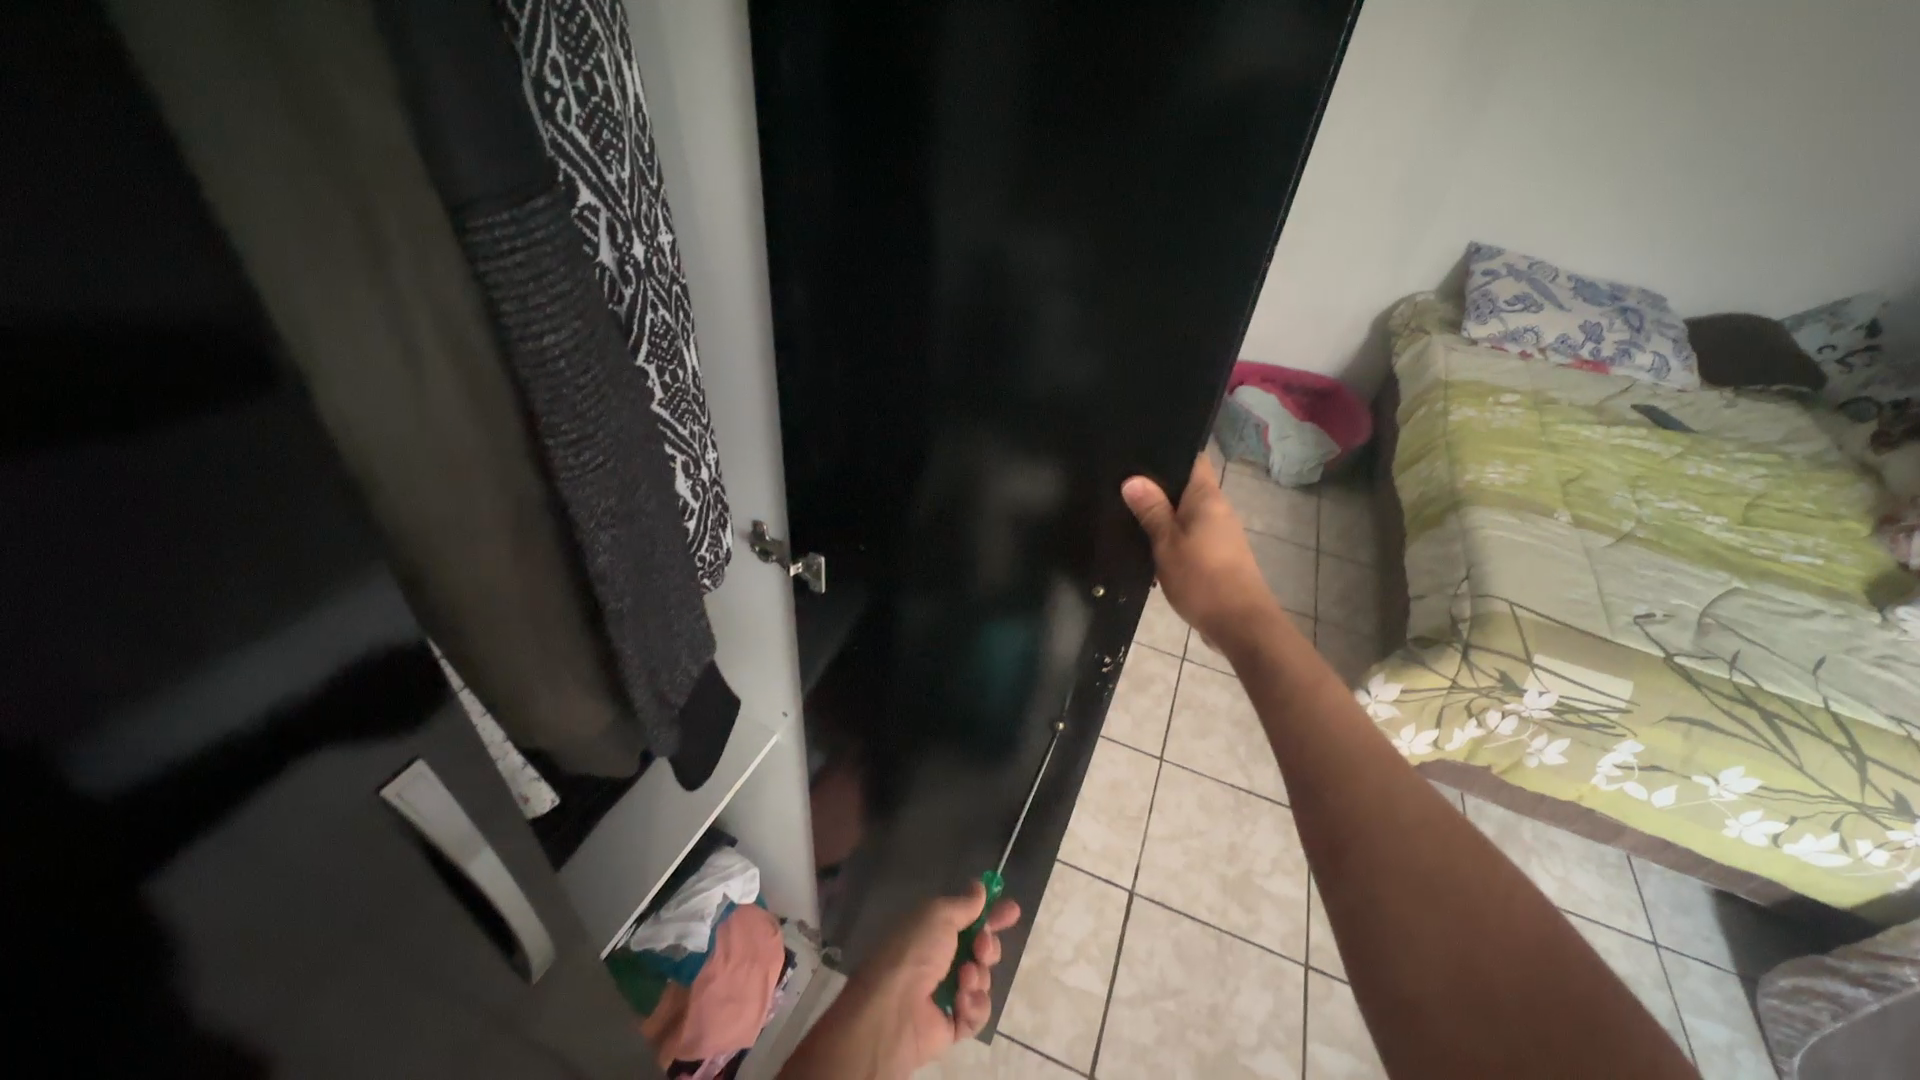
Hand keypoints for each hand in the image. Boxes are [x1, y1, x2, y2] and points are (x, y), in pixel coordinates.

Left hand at [785, 882, 1019, 1079]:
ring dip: (978, 976)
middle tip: (981, 948)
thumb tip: (979, 887)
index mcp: (932, 932)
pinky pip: (978, 1012)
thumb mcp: (938, 915)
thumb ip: (963, 904)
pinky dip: (974, 1005)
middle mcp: (940, 960)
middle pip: (981, 950)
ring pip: (983, 980)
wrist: (893, 1009)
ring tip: (963, 979)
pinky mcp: (953, 1024)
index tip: (1012, 911)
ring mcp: (946, 994)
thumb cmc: (914, 952)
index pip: (969, 919)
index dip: (991, 914)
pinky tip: (962, 1002)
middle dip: (987, 947)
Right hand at [1122, 455, 1286, 649]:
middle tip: (1121, 487)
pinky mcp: (1219, 556)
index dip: (1167, 452)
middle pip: (1187, 487)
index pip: (1192, 459)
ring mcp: (1221, 534)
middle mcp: (1218, 509)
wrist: (1240, 624)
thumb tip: (1132, 479)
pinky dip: (1172, 538)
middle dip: (1158, 487)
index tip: (1137, 453)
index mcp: (1207, 497)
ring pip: (1187, 514)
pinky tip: (1150, 547)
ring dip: (1163, 516)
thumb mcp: (1166, 543)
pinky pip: (1191, 536)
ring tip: (1129, 515)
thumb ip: (1151, 510)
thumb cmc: (1202, 579)